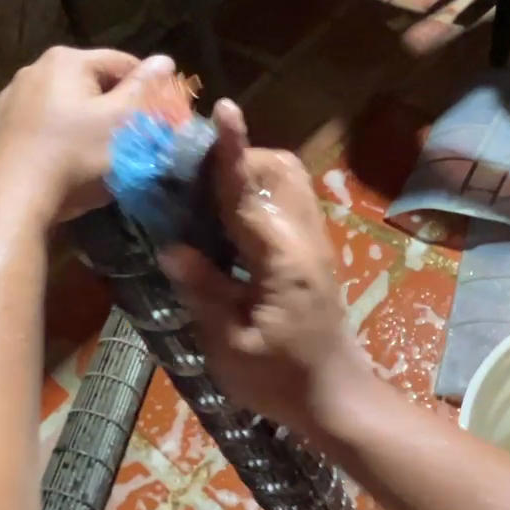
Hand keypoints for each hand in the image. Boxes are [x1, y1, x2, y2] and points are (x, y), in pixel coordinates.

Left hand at [0, 47, 176, 222]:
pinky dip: (59, 135)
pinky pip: (42, 124)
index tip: (159, 116)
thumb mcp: (119, 122)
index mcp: (68, 60)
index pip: (123, 63)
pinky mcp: (0, 126)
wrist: (12, 195)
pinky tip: (64, 160)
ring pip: (64, 103)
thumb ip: (143, 89)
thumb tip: (164, 60)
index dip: (148, 88)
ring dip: (85, 121)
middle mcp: (36, 68)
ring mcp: (12, 97)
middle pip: (91, 82)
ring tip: (98, 153)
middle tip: (131, 138)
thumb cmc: (75, 155)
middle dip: (114, 106)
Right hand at [160, 101, 376, 435]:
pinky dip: (259, 193)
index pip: (251, 194)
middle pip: (280, 171)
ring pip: (290, 181)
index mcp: (282, 261)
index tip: (223, 110)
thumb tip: (173, 248)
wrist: (336, 400)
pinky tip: (228, 221)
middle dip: (238, 158)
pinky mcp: (313, 254)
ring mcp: (315, 245)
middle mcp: (305, 241)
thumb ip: (205, 292)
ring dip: (250, 172)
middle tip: (191, 177)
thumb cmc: (280, 381)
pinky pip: (289, 202)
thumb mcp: (230, 346)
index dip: (231, 151)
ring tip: (206, 194)